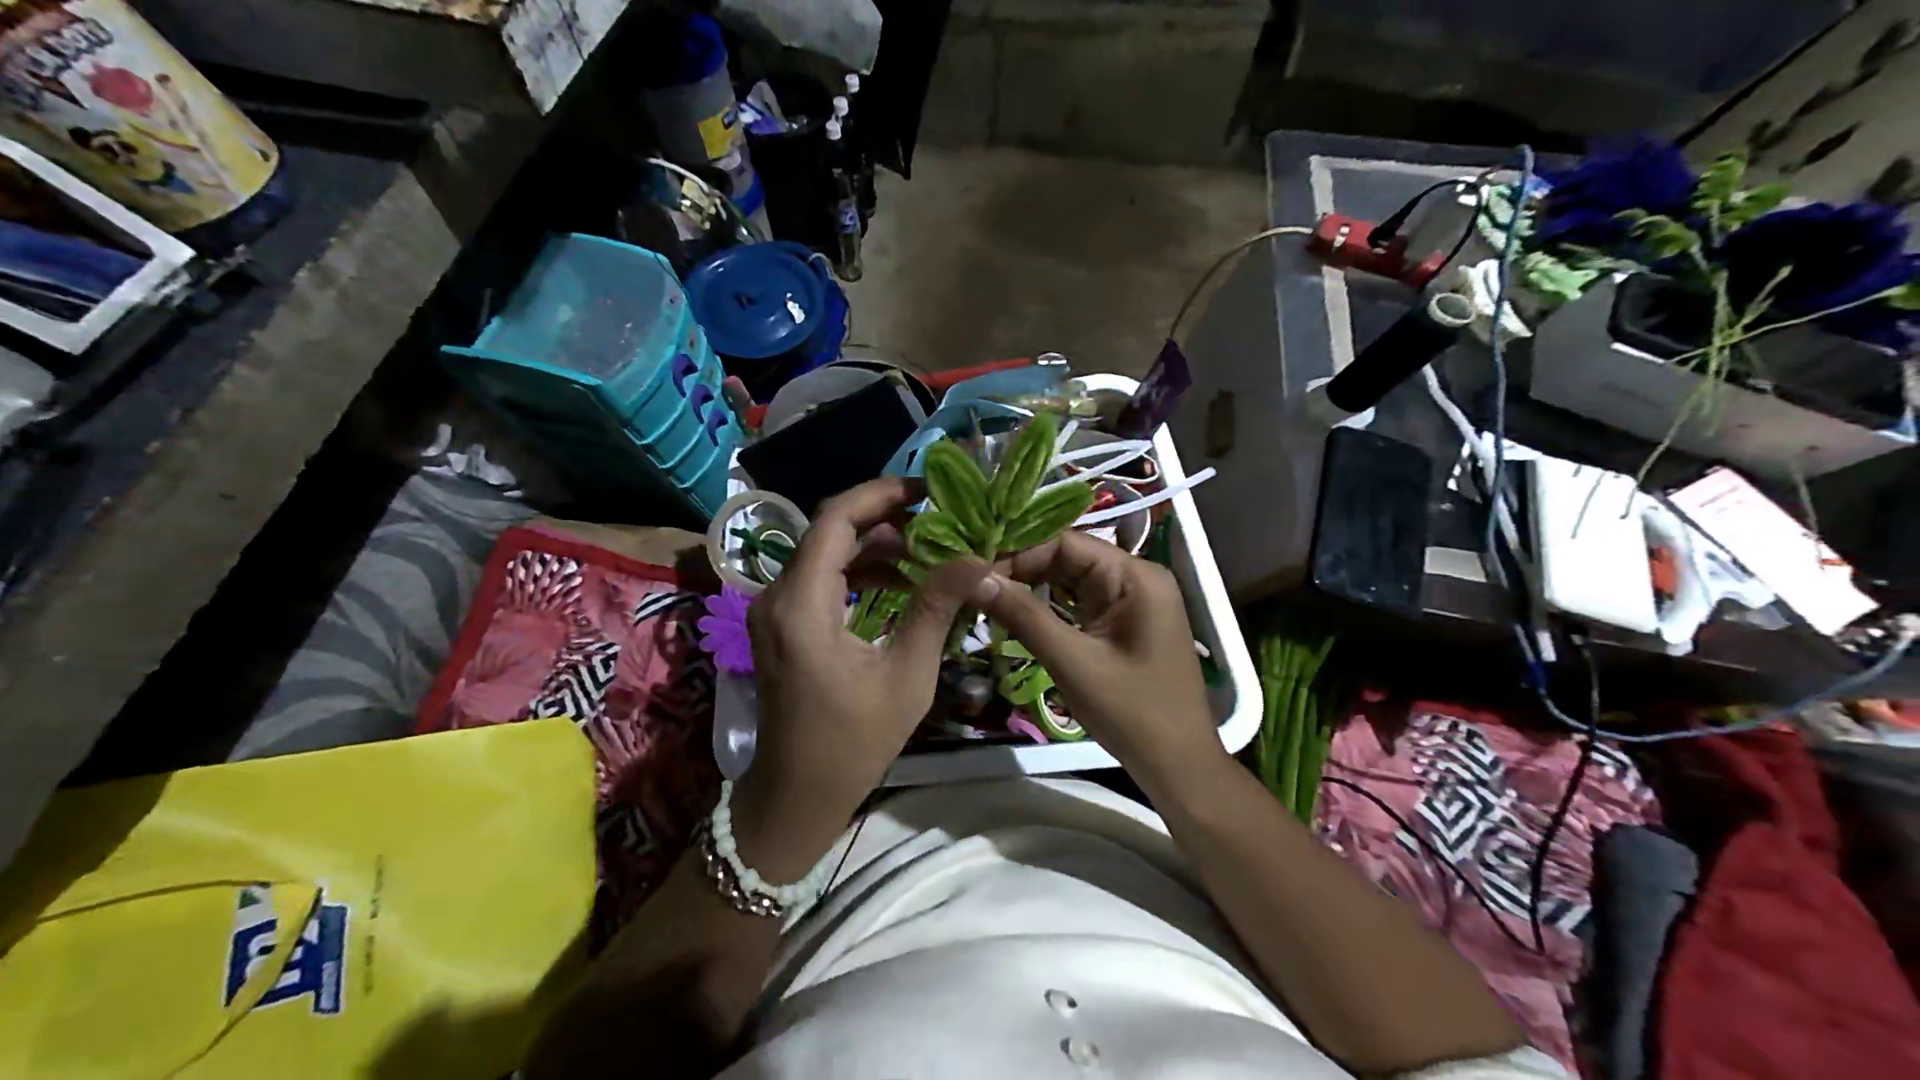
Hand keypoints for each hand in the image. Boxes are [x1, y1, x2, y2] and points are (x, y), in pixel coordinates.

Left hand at [737, 478, 991, 874]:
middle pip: (829, 530)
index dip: (880, 495)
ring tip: (929, 547)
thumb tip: (980, 562)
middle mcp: (777, 595)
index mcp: (802, 605)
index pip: (835, 519)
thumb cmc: (853, 742)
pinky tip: (900, 580)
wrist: (797, 794)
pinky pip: (821, 578)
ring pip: (825, 552)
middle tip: (939, 518)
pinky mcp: (782, 624)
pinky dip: (859, 570)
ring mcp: (774, 610)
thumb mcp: (906, 676)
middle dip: (884, 517)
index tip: (927, 490)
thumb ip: (936, 609)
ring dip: (874, 544)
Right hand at [977, 530, 1220, 781]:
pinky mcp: (1122, 625)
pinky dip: (1048, 609)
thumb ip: (1024, 615)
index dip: (1020, 553)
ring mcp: (1131, 602)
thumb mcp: (1072, 661)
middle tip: (975, 589)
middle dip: (1022, 571)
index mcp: (1135, 576)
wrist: (1178, 765)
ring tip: (987, 599)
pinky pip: (1079, 604)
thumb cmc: (1132, 711)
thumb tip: (975, 577)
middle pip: (1068, 558)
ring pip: (1070, 582)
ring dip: (1032, 589)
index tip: (977, 572)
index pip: (1066, 543)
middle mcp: (1136, 579)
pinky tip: (1015, 616)